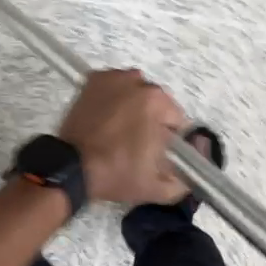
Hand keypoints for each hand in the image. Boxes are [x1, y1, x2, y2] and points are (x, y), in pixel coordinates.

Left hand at [56, 69, 187, 205]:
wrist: (72, 166)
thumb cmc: (117, 173)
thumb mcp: (158, 188)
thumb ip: (184, 180)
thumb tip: (193, 170)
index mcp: (157, 102)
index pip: (177, 119)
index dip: (171, 138)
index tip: (158, 151)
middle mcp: (138, 81)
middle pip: (157, 102)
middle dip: (153, 120)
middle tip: (138, 142)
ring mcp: (114, 77)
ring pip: (136, 91)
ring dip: (135, 105)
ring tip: (121, 129)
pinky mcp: (94, 79)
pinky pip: (115, 85)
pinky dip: (116, 97)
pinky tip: (109, 115)